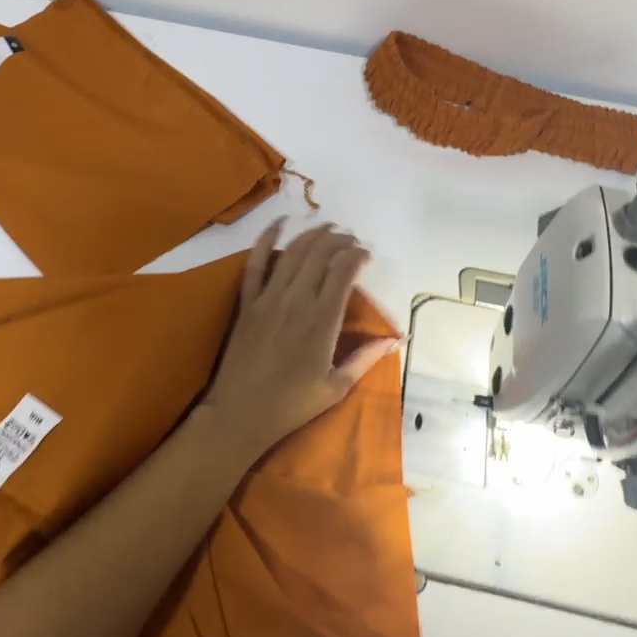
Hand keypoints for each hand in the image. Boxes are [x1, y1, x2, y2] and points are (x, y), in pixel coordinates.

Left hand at [197, 221, 400, 458]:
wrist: (240, 413)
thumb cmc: (291, 405)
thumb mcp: (336, 387)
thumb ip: (366, 359)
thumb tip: (396, 339)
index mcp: (322, 321)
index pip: (343, 271)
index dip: (357, 256)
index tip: (366, 255)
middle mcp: (296, 301)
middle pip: (319, 254)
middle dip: (338, 240)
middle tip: (350, 240)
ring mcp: (268, 298)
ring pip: (292, 253)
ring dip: (312, 235)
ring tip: (326, 227)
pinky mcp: (248, 302)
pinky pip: (255, 264)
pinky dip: (265, 240)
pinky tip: (278, 223)